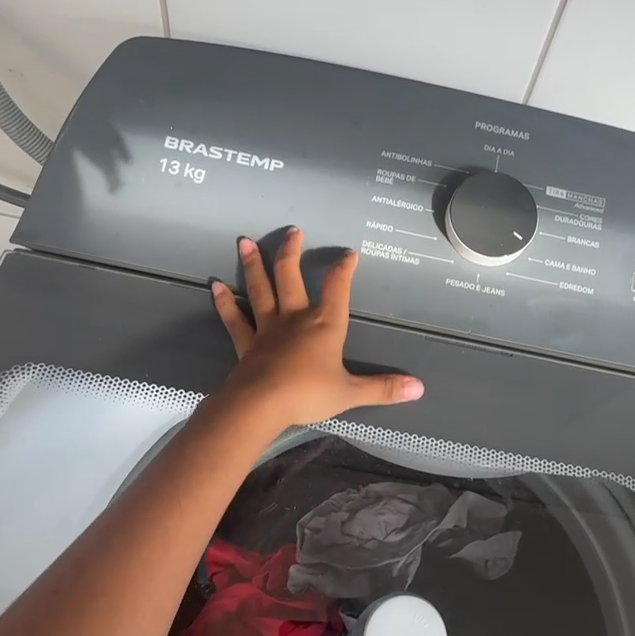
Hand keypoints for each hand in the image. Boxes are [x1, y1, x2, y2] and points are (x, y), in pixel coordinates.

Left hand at [209, 228, 423, 427]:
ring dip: (253, 265)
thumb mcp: (351, 393)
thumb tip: (419, 388)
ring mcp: (267, 328)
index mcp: (325, 324)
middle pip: (291, 276)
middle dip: (292, 252)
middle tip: (292, 231)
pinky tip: (216, 286)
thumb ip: (383, 388)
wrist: (261, 404)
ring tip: (244, 241)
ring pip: (260, 289)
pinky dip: (225, 302)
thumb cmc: (308, 394)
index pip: (337, 288)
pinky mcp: (245, 343)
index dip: (344, 269)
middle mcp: (295, 317)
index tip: (349, 253)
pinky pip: (235, 318)